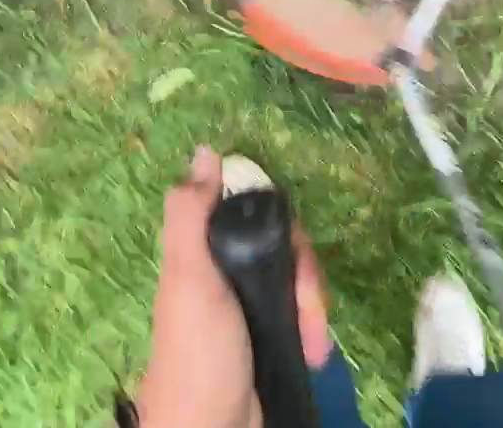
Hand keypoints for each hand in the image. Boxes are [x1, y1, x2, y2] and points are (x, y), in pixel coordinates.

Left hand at [137, 147, 331, 427]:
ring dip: (312, 304)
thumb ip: (191, 214)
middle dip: (304, 272)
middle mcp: (226, 272)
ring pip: (295, 278)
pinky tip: (314, 350)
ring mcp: (250, 305)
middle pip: (280, 244)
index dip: (277, 220)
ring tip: (313, 340)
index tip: (292, 241)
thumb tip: (205, 150)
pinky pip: (302, 312)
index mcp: (203, 251)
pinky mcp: (270, 335)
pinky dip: (313, 327)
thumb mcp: (188, 277)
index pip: (250, 210)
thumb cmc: (198, 350)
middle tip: (309, 306)